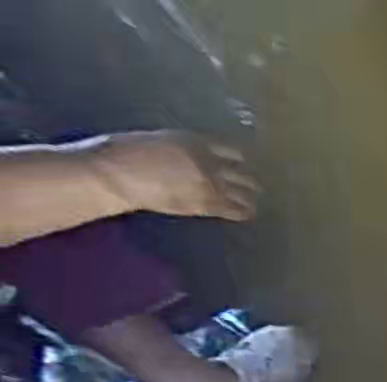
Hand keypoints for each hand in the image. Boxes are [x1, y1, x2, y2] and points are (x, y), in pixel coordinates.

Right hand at [82, 131, 260, 221]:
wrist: (112, 175)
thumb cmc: (120, 152)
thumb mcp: (154, 140)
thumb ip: (181, 149)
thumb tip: (192, 156)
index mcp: (192, 142)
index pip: (231, 150)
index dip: (241, 158)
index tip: (245, 163)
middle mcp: (208, 163)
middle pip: (244, 175)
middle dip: (249, 181)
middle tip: (252, 186)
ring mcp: (212, 185)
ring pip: (246, 195)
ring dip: (248, 198)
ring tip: (250, 200)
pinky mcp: (210, 205)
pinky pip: (239, 211)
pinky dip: (245, 212)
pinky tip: (246, 213)